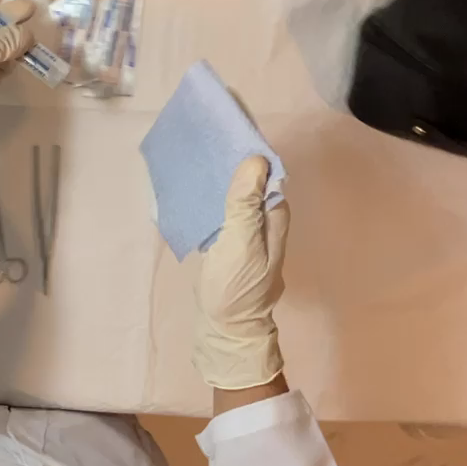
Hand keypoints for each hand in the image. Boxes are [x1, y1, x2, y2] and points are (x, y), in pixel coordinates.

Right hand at [194, 157, 289, 390]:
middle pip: (250, 185)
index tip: (224, 132)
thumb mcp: (239, 243)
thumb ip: (245, 204)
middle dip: (231, 164)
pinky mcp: (229, 249)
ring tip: (193, 165)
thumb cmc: (235, 289)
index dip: (248, 152)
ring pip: (235, 200)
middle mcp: (265, 225)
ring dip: (219, 184)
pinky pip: (222, 217)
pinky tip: (192, 198)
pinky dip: (211, 205)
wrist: (225, 332)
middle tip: (202, 145)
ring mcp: (247, 238)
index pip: (266, 174)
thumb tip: (254, 160)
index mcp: (273, 219)